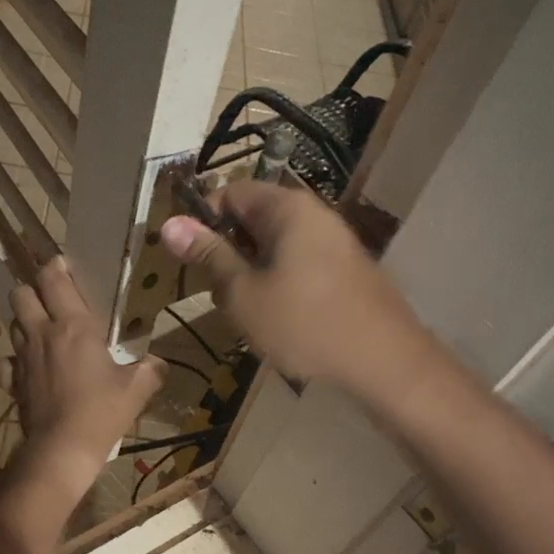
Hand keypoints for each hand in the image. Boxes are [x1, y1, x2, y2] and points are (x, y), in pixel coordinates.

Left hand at [0, 256, 165, 496]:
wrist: (62, 449)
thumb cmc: (101, 412)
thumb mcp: (137, 389)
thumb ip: (150, 370)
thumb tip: (158, 364)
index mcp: (73, 326)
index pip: (53, 279)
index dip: (55, 267)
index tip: (64, 266)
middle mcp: (42, 333)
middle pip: (21, 293)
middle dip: (32, 289)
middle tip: (50, 297)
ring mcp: (23, 358)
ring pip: (12, 324)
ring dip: (24, 321)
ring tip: (42, 331)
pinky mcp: (13, 383)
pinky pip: (5, 362)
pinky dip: (12, 360)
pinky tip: (26, 367)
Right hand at [160, 182, 431, 395]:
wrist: (383, 361)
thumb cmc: (304, 324)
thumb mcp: (243, 293)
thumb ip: (209, 256)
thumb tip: (169, 224)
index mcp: (288, 208)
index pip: (231, 192)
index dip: (202, 220)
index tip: (186, 258)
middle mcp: (315, 215)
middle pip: (254, 219)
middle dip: (228, 253)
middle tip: (216, 294)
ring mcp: (335, 243)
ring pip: (275, 248)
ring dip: (252, 275)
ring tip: (246, 314)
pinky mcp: (346, 272)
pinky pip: (299, 267)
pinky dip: (279, 286)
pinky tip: (277, 322)